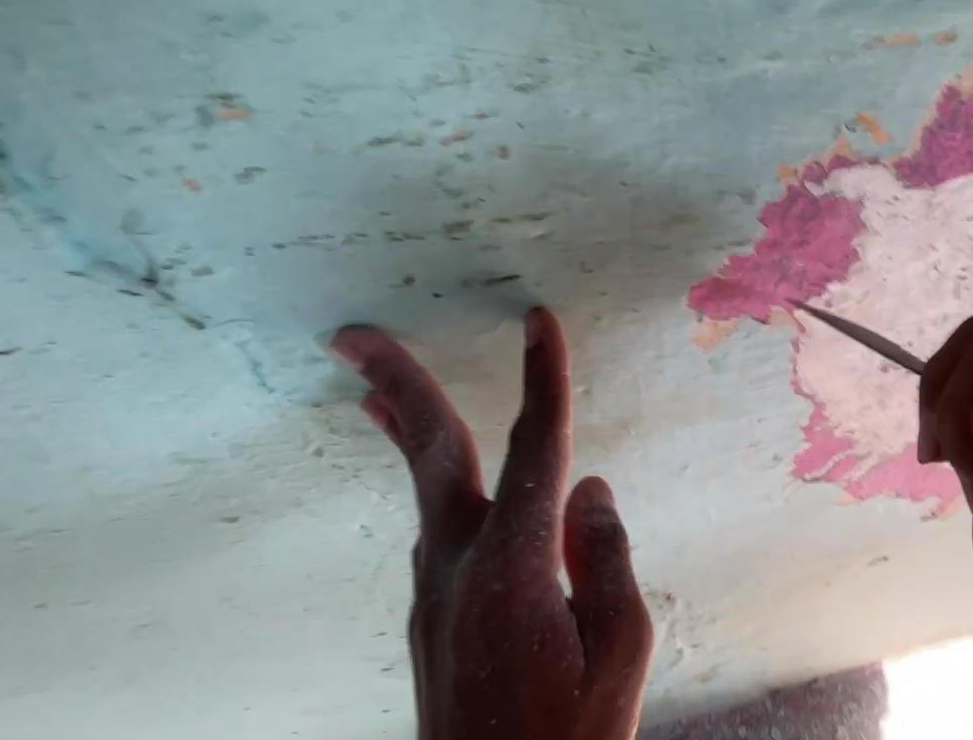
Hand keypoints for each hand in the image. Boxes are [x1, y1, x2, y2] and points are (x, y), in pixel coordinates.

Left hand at [332, 309, 652, 739]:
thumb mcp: (622, 651)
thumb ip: (608, 557)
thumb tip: (588, 485)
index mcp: (514, 569)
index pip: (537, 448)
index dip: (542, 378)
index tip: (539, 321)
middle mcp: (458, 569)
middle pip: (429, 453)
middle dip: (396, 382)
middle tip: (350, 335)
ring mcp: (433, 595)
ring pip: (423, 487)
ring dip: (402, 427)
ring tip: (374, 385)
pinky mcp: (429, 618)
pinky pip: (433, 526)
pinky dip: (428, 479)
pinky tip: (435, 474)